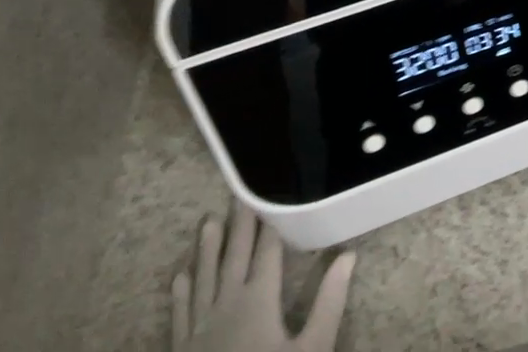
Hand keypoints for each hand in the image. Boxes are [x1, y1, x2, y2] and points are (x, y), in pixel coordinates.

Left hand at [171, 202, 354, 351]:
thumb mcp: (313, 349)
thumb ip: (329, 301)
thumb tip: (348, 254)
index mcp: (259, 300)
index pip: (267, 250)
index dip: (270, 221)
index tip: (269, 193)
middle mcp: (226, 305)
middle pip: (233, 257)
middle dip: (239, 225)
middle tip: (237, 194)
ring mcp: (199, 329)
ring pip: (202, 278)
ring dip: (206, 250)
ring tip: (207, 223)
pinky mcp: (182, 350)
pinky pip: (179, 313)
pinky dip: (180, 292)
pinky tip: (180, 276)